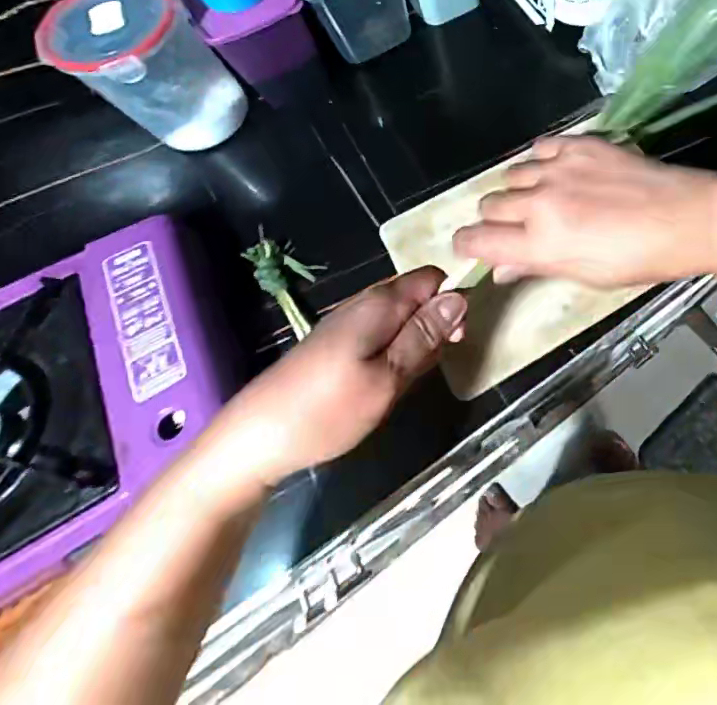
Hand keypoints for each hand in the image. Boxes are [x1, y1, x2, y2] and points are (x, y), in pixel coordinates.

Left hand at [202, 267, 464, 490]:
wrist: (257, 438)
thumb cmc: (327, 410)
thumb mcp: (388, 377)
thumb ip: (424, 336)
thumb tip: (459, 296)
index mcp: (379, 303)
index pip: (432, 277)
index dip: (451, 302)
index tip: (455, 340)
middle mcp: (364, 302)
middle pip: (417, 295)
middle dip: (435, 324)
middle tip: (428, 367)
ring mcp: (348, 322)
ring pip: (400, 317)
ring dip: (415, 342)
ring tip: (405, 381)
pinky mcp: (337, 343)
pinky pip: (380, 334)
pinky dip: (393, 352)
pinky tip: (385, 383)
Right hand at [451, 136, 716, 287]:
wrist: (687, 217)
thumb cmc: (640, 259)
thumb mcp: (587, 275)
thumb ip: (536, 266)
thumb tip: (501, 268)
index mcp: (541, 242)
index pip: (476, 239)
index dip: (466, 245)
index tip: (471, 246)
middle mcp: (541, 202)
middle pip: (489, 205)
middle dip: (495, 220)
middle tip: (519, 227)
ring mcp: (559, 168)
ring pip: (511, 174)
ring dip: (518, 190)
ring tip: (544, 198)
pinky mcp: (579, 144)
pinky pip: (539, 148)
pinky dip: (541, 162)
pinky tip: (558, 172)